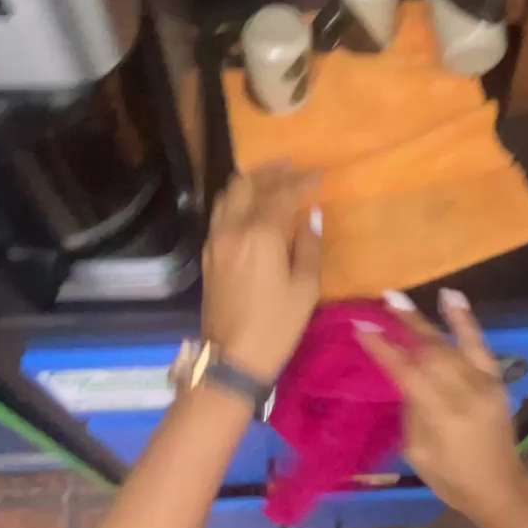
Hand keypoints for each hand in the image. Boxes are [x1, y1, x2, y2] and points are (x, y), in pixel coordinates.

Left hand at [202, 162, 322, 381]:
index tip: (319, 175)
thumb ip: (309, 247)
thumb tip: (310, 219)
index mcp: (260, 235)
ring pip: (227, 196)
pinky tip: (252, 210)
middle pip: (246, 184)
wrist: (232, 359)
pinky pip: (220, 215)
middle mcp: (233, 229)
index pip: (282, 194)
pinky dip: (237, 203)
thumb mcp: (305, 289)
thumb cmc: (276, 327)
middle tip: (291, 169)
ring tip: (270, 184)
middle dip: (270, 173)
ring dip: (250, 184)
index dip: (302, 181)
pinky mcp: (208, 255)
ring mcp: (215, 241)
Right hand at [355, 290, 527, 520]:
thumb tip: (406, 378)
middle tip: (383, 301)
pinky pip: (480, 345)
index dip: (383, 348)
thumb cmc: (451, 478)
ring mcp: (486, 384)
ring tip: (406, 298)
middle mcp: (466, 393)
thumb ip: (412, 410)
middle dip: (405, 325)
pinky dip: (466, 320)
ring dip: (428, 318)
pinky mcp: (497, 381)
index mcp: (442, 415)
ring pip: (453, 344)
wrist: (500, 488)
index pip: (407, 373)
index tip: (361, 327)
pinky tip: (452, 298)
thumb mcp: (418, 451)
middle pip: (432, 351)